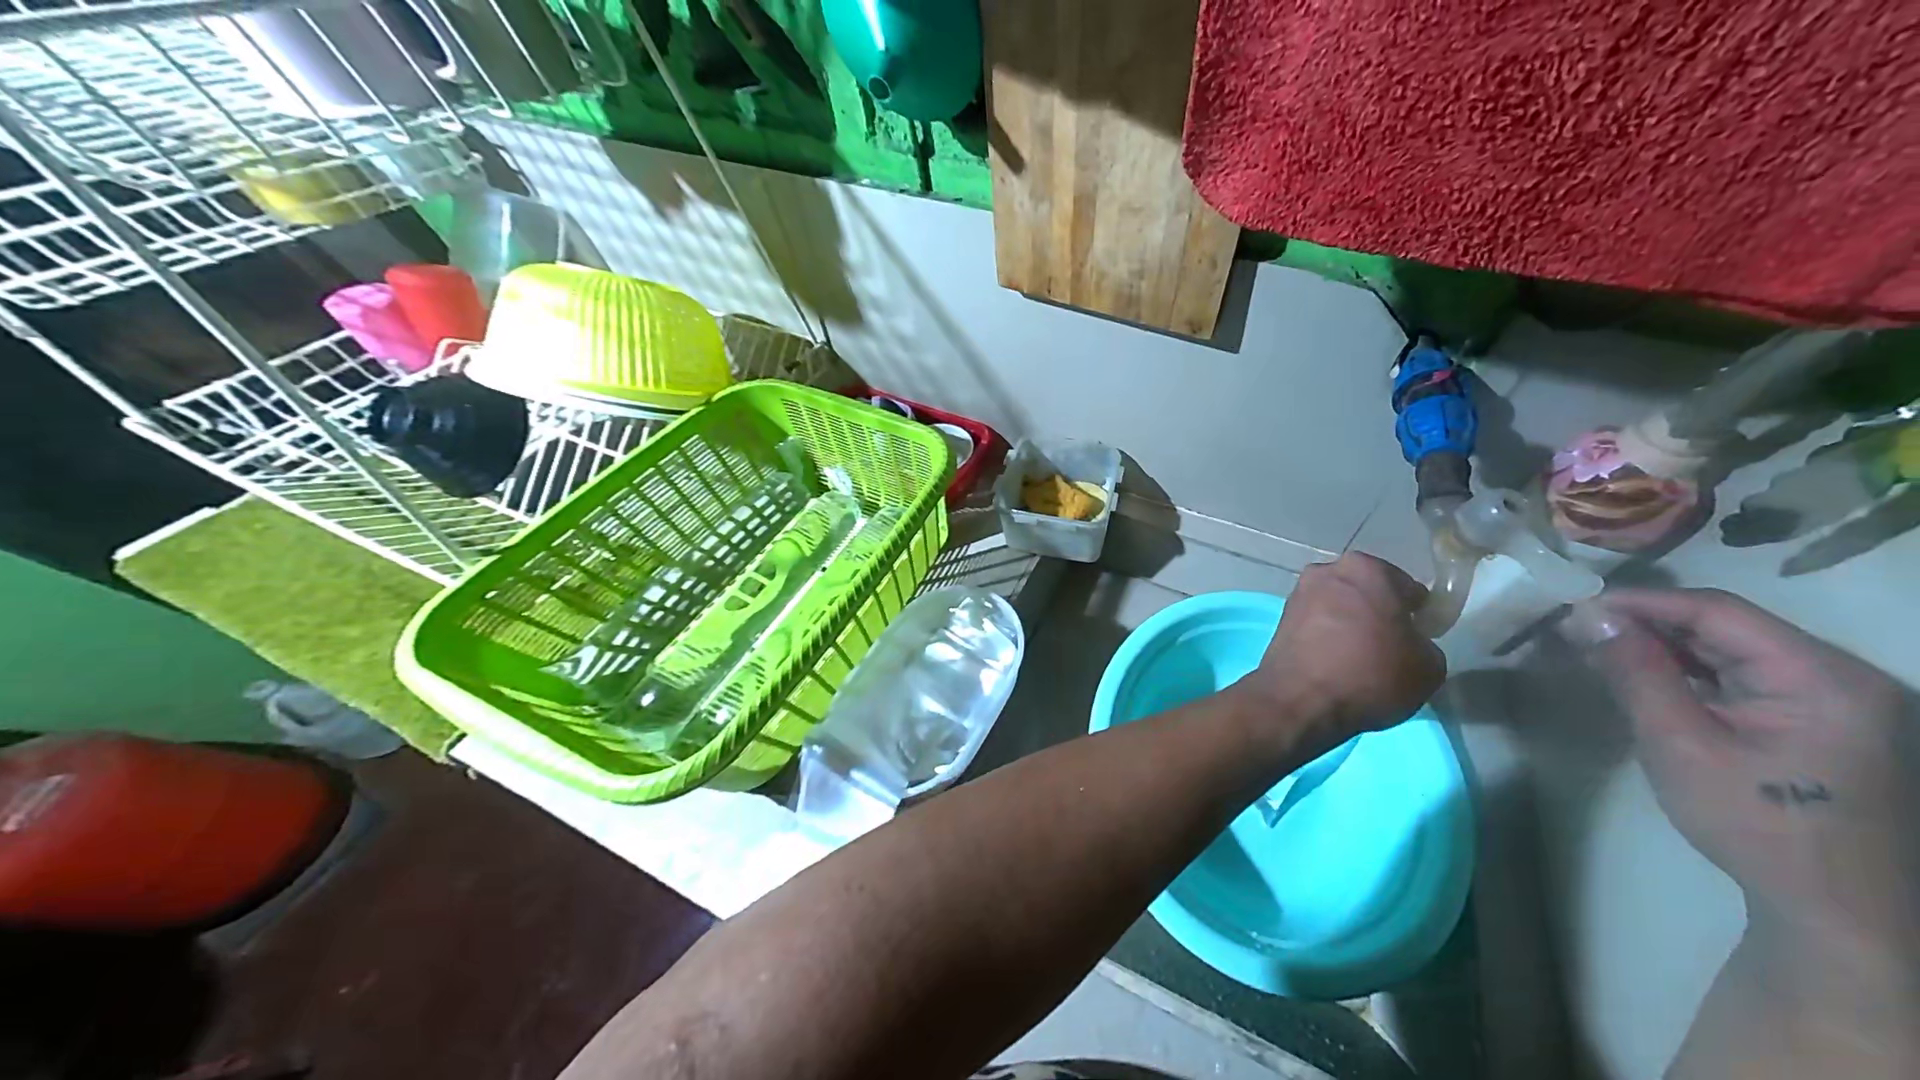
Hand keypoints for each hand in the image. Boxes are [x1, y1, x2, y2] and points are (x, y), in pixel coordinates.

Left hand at [1242, 553, 1444, 752]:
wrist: (1300, 699)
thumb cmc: (1372, 673)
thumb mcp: (1429, 664)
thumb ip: (1424, 642)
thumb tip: (1407, 642)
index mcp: (1367, 568)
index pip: (1408, 590)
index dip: (1417, 616)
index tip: (1418, 640)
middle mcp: (1327, 572)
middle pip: (1368, 594)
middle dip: (1379, 616)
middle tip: (1391, 650)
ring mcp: (1298, 594)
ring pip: (1339, 608)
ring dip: (1351, 626)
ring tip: (1360, 662)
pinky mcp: (1280, 618)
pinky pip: (1317, 625)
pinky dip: (1327, 638)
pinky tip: (1335, 664)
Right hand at [1585, 588, 1919, 955]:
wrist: (1831, 906)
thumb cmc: (1754, 821)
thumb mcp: (1679, 744)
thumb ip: (1636, 673)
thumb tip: (1589, 616)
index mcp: (1821, 676)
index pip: (1718, 612)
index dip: (1642, 602)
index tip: (1575, 607)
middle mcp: (1839, 675)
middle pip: (1728, 627)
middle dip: (1648, 623)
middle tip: (1578, 630)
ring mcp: (1834, 698)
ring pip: (1732, 649)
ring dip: (1664, 646)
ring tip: (1599, 649)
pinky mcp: (1818, 719)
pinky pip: (1743, 675)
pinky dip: (1689, 670)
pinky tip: (1646, 678)